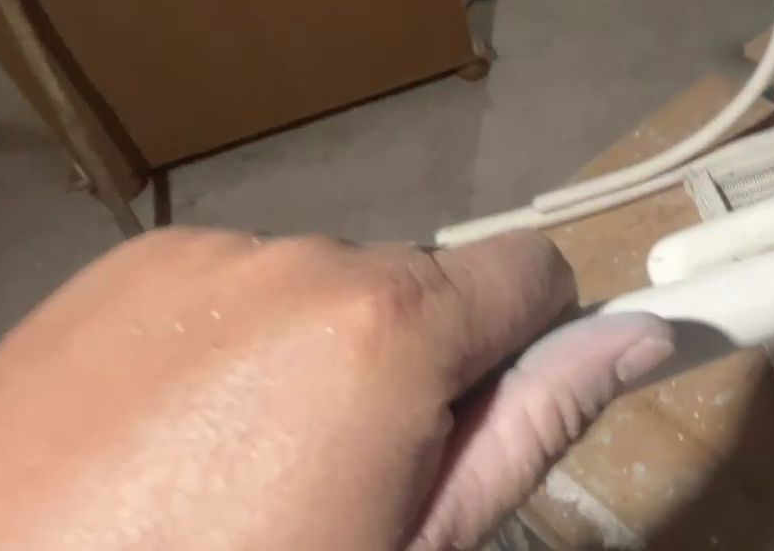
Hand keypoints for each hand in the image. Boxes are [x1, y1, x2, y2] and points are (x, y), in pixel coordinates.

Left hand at [0, 229, 672, 549]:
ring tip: (230, 463)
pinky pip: (244, 281)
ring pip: (336, 281)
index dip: (529, 339)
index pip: (536, 268)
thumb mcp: (412, 549)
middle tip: (338, 470)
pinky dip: (241, 338)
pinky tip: (164, 433)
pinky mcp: (129, 263)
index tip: (478, 409)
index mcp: (391, 324)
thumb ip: (537, 423)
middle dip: (417, 353)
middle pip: (431, 280)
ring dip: (324, 345)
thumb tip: (645, 332)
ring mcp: (208, 253)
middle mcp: (309, 257)